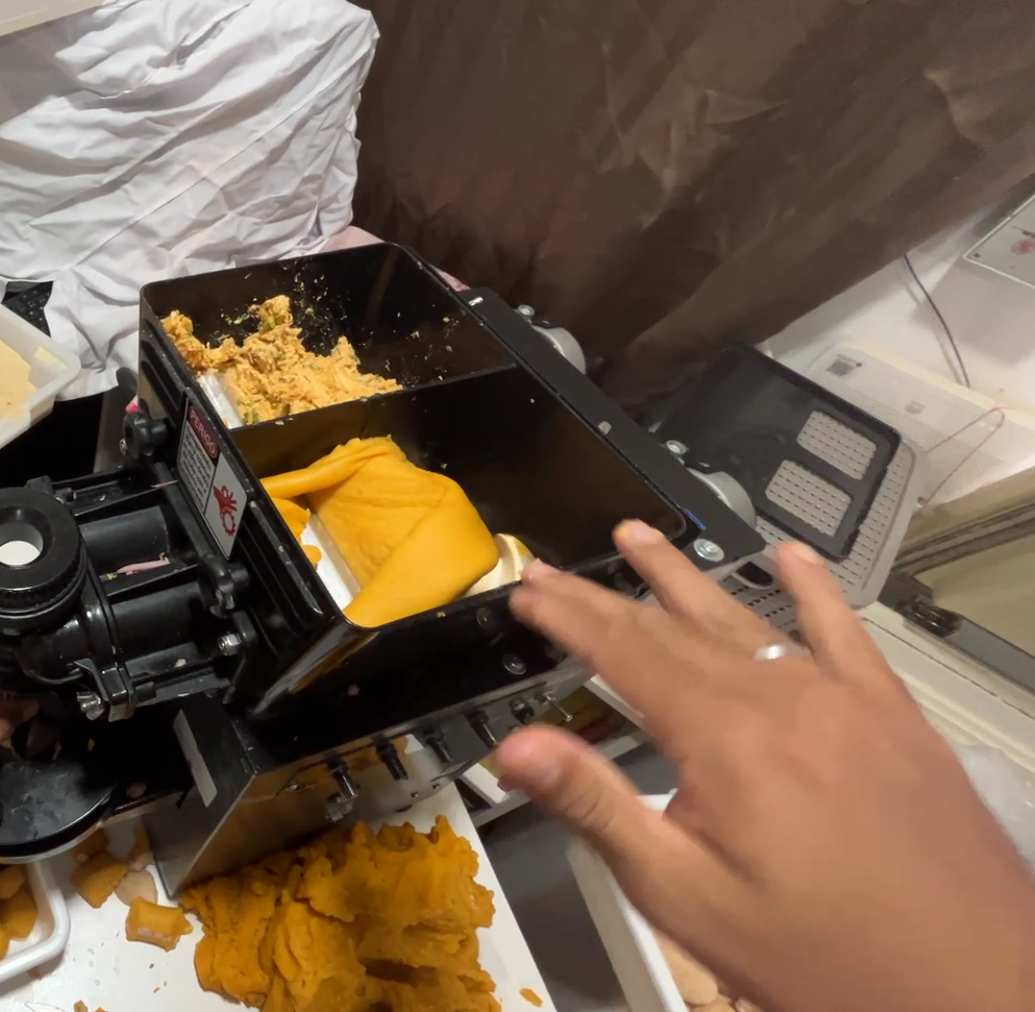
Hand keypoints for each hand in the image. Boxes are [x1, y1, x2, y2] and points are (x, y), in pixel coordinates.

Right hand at [496, 521, 1034, 1011]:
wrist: (990, 1004)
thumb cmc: (818, 956)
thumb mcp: (682, 891)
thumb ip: (594, 806)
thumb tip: (514, 747)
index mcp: (726, 736)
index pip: (623, 649)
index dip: (564, 615)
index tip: (522, 593)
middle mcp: (783, 701)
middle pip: (667, 627)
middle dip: (596, 596)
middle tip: (547, 572)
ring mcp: (846, 702)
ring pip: (740, 618)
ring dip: (678, 574)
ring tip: (632, 535)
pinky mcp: (894, 720)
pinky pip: (847, 636)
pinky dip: (814, 592)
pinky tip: (792, 556)